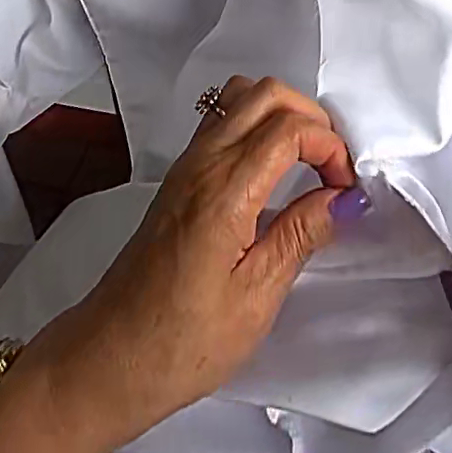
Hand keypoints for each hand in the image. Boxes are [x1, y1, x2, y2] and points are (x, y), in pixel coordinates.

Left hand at [0, 77, 364, 452]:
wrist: (106, 359)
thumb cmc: (179, 344)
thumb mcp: (254, 298)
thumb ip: (301, 234)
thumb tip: (345, 198)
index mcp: (223, 192)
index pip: (289, 128)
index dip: (330, 147)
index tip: (345, 188)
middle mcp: (203, 162)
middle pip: (268, 93)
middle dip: (313, 119)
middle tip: (332, 166)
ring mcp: (188, 162)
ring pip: (244, 94)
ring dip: (285, 113)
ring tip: (307, 160)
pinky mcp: (182, 172)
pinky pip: (225, 116)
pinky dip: (260, 120)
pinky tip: (274, 165)